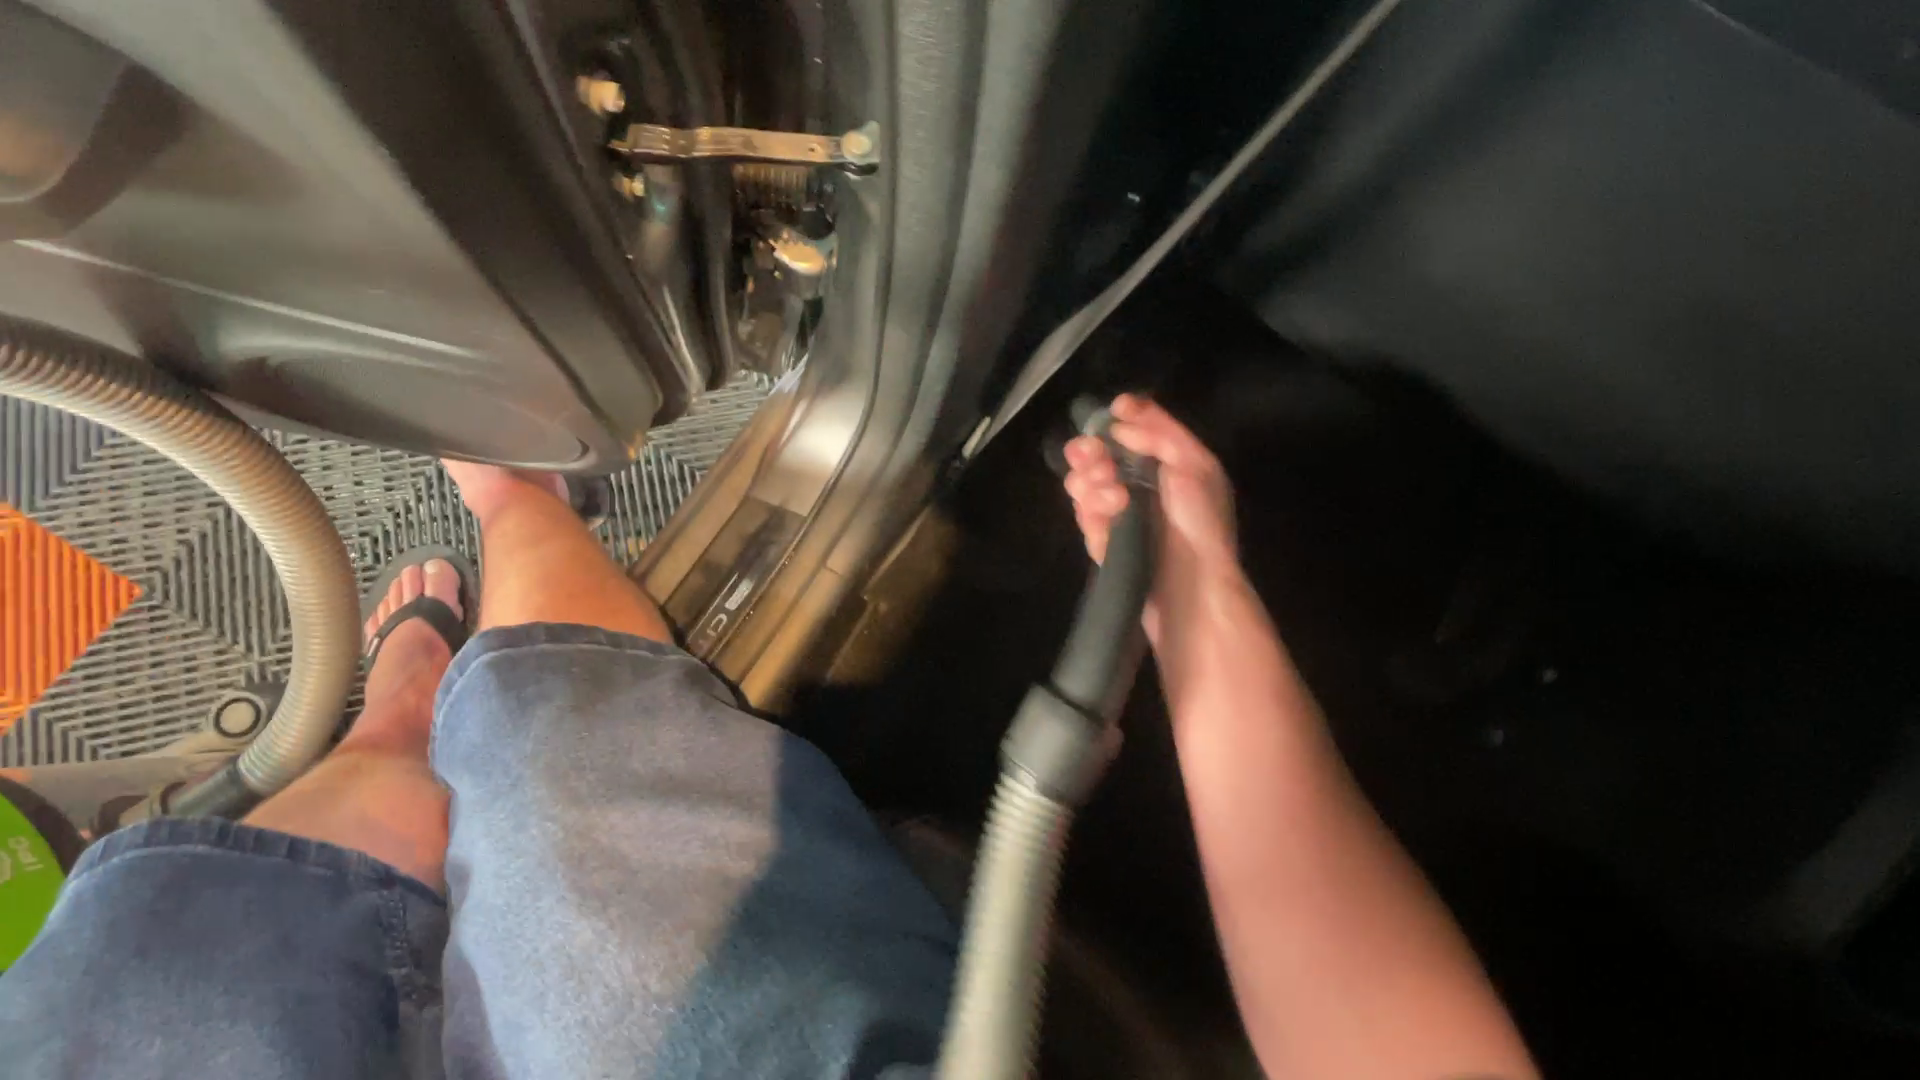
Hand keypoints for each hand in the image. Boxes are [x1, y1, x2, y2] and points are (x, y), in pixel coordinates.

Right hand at [1063, 395, 1238, 639]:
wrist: (1190, 588)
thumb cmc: (1199, 524)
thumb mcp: (1194, 465)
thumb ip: (1160, 431)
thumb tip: (1121, 413)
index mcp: (1166, 464)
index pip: (1128, 432)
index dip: (1113, 422)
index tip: (1109, 417)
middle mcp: (1139, 485)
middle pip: (1095, 456)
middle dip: (1090, 454)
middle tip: (1096, 461)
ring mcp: (1118, 514)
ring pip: (1082, 484)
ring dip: (1091, 485)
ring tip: (1114, 500)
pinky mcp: (1103, 541)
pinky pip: (1085, 517)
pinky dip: (1092, 514)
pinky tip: (1108, 519)